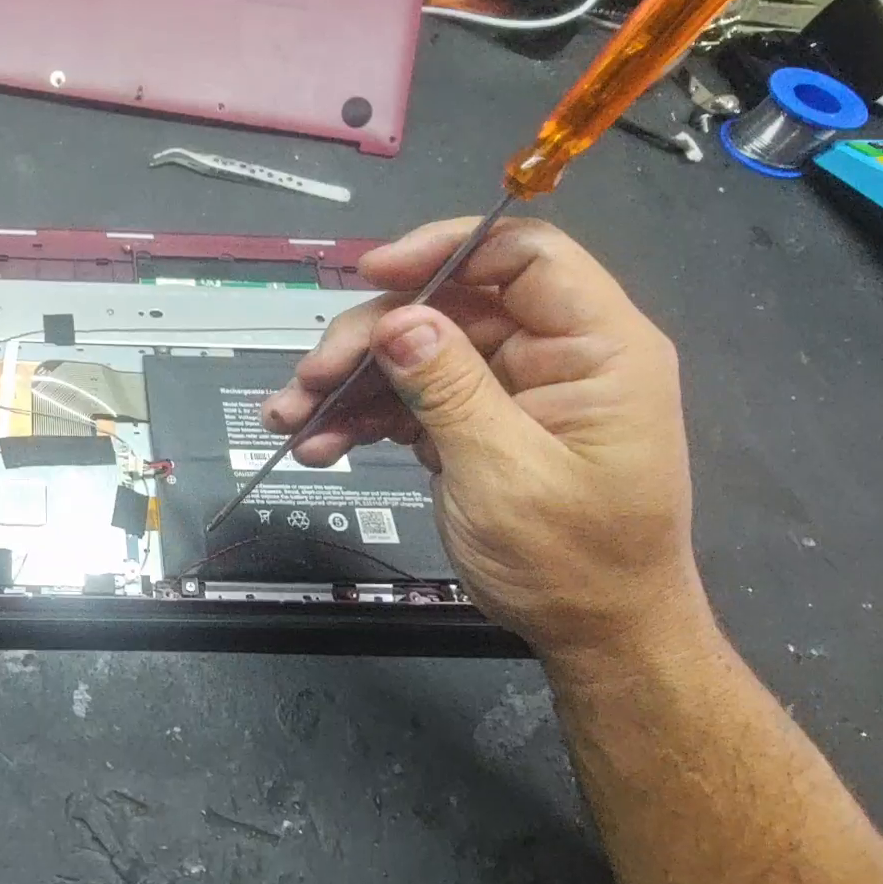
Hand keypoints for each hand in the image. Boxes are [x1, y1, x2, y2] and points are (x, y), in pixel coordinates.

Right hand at [261, 217, 713, 663]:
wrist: (588, 633)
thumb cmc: (573, 560)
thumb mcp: (506, 473)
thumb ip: (451, 390)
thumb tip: (397, 321)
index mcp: (592, 348)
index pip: (523, 257)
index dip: (445, 249)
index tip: (372, 275)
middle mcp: (546, 354)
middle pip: (443, 307)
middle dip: (367, 340)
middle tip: (309, 380)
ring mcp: (500, 387)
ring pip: (409, 352)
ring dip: (344, 384)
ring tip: (290, 419)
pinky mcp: (465, 419)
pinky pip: (401, 398)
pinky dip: (355, 418)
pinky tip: (318, 445)